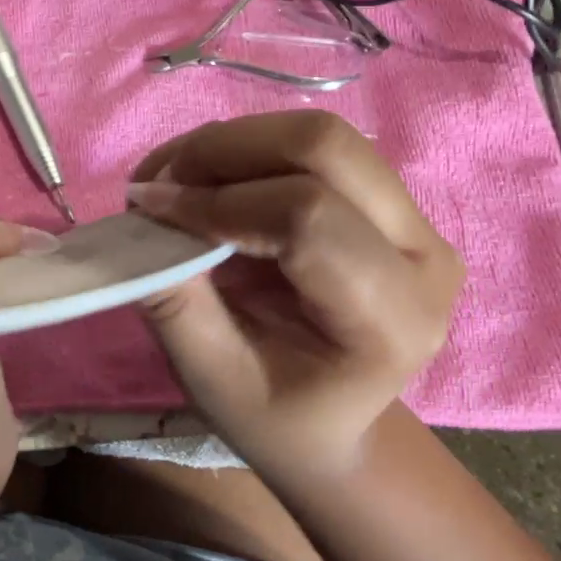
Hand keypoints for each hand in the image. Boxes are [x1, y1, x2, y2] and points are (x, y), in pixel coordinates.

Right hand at [126, 112, 464, 477]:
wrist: (328, 426)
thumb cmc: (271, 415)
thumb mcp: (210, 375)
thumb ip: (175, 300)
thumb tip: (140, 222)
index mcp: (391, 319)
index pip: (308, 217)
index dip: (216, 201)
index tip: (146, 212)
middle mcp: (421, 256)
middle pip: (324, 148)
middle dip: (222, 151)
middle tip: (159, 184)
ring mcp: (411, 221)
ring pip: (313, 134)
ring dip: (226, 144)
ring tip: (170, 181)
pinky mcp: (383, 200)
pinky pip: (307, 146)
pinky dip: (238, 149)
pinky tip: (198, 182)